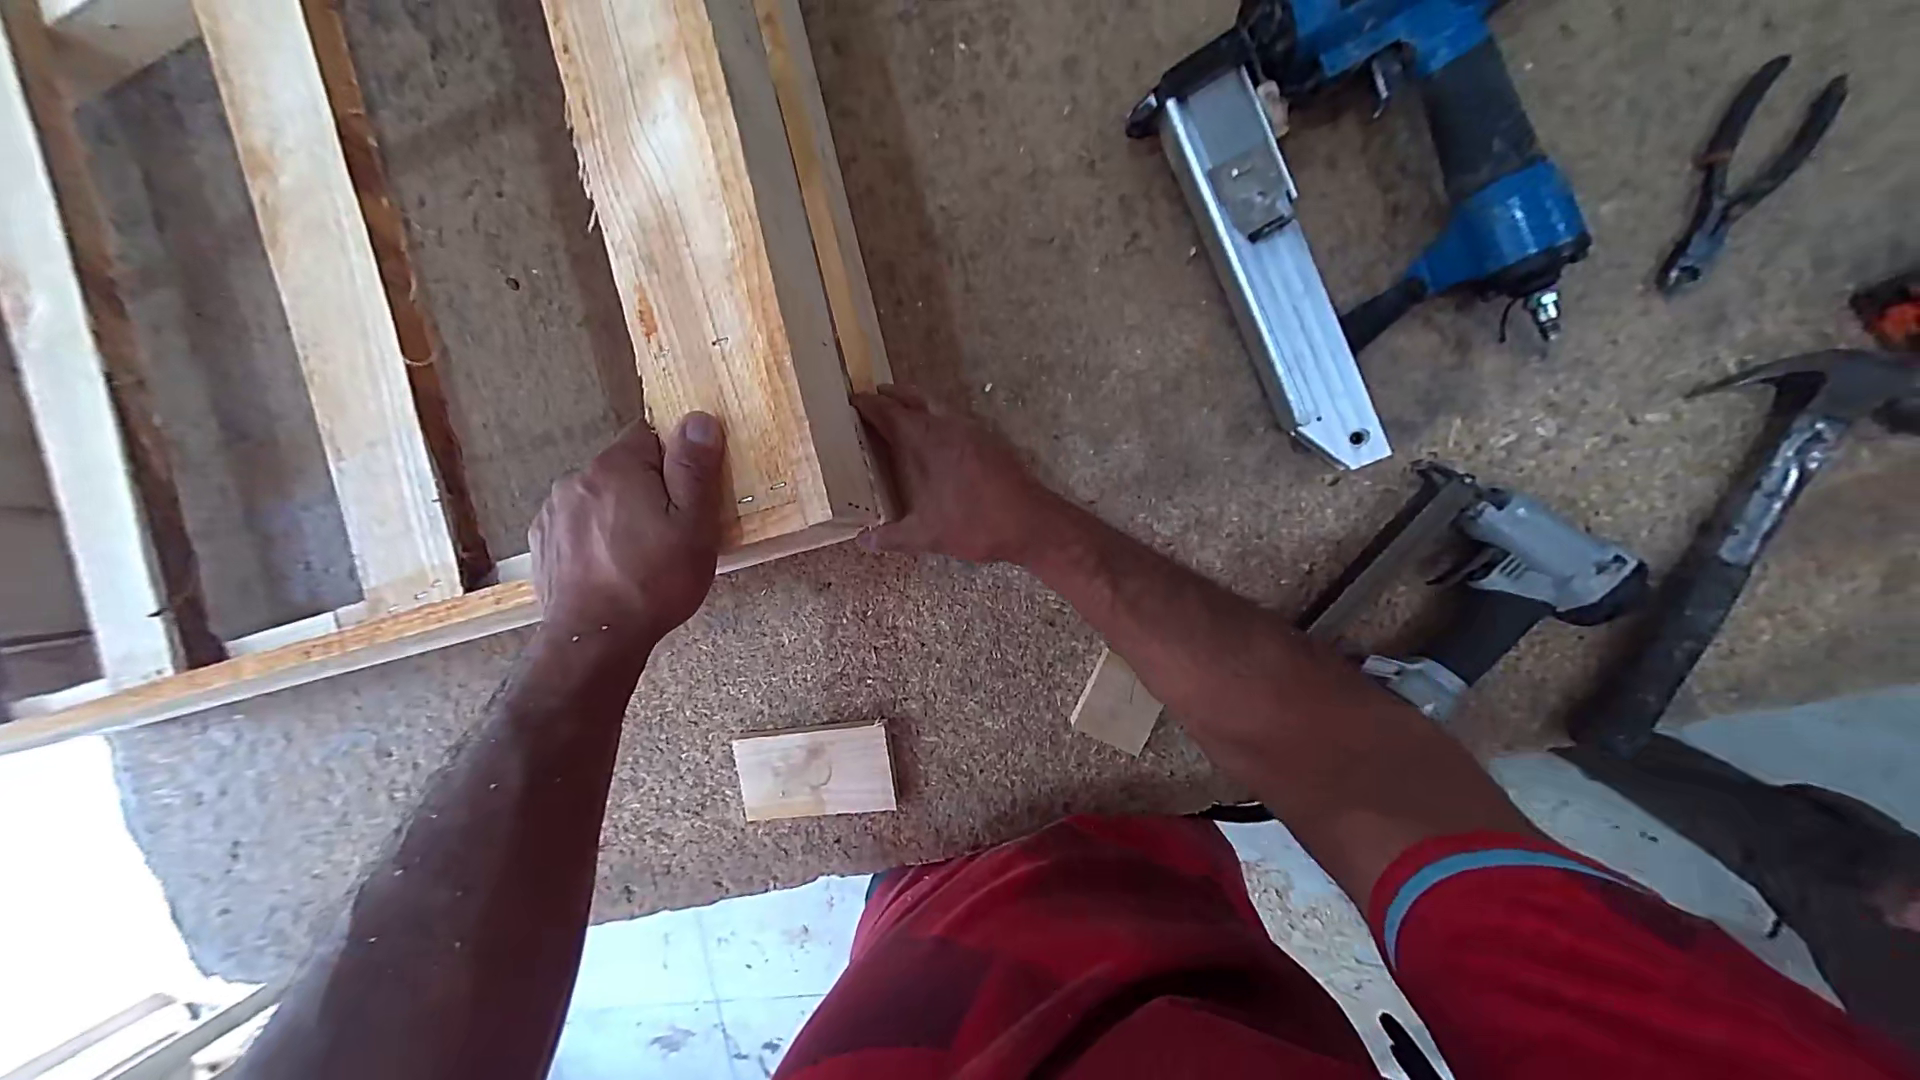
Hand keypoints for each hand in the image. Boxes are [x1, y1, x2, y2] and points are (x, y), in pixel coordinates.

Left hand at [529, 413, 726, 651]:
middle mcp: (577, 479)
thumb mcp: (694, 524)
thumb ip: (694, 468)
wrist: (596, 639)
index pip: (651, 435)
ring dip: (623, 513)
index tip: (688, 497)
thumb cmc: (654, 581)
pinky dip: (598, 536)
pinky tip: (614, 566)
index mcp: (616, 467)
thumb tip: (699, 418)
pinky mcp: (544, 542)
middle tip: (673, 531)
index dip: (677, 462)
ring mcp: (554, 511)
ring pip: (602, 496)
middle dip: (650, 489)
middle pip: (626, 467)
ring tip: (643, 555)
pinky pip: (581, 523)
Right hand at [852, 385, 1064, 563]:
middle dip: (890, 396)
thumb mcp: (928, 536)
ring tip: (899, 417)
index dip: (867, 405)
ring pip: (936, 405)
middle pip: (913, 398)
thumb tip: (864, 541)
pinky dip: (936, 419)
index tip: (851, 401)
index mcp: (927, 441)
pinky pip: (954, 419)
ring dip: (915, 404)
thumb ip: (893, 537)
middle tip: (872, 401)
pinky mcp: (989, 440)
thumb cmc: (977, 525)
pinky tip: (936, 441)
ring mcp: (972, 430)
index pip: (889, 412)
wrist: (1032, 522)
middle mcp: (948, 426)